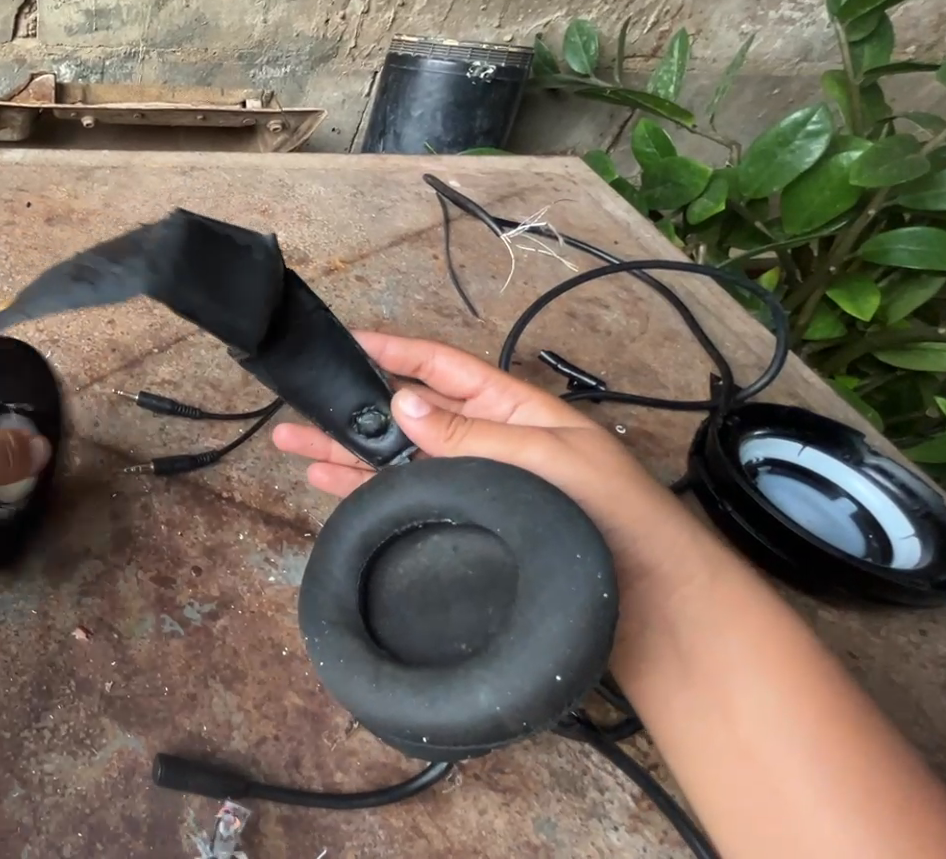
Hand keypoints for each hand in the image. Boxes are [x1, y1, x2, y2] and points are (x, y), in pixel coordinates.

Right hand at [272, 331, 691, 579]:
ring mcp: (463, 482)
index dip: (393, 350)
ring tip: (292, 444)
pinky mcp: (455, 520)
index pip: (439, 368)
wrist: (653, 605)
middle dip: (350, 407)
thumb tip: (401, 402)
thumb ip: (470, 432)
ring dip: (341, 450)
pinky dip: (358, 489)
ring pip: (390, 458)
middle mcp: (478, 441)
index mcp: (508, 409)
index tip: (348, 339)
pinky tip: (326, 483)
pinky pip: (397, 497)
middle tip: (298, 404)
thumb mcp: (546, 457)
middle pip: (401, 414)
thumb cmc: (616, 515)